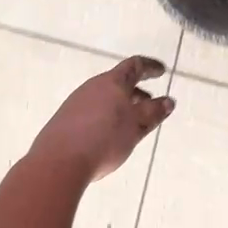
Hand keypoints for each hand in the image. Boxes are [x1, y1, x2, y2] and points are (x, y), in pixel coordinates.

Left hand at [27, 56, 174, 182]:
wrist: (58, 162)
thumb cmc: (104, 139)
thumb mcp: (135, 127)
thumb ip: (153, 113)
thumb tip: (169, 101)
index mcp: (113, 82)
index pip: (134, 65)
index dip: (150, 67)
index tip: (161, 71)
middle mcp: (93, 86)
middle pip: (118, 82)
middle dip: (136, 91)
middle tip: (149, 101)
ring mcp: (76, 102)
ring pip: (104, 98)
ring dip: (120, 106)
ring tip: (129, 123)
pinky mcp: (64, 120)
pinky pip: (91, 112)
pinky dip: (104, 117)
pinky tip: (105, 136)